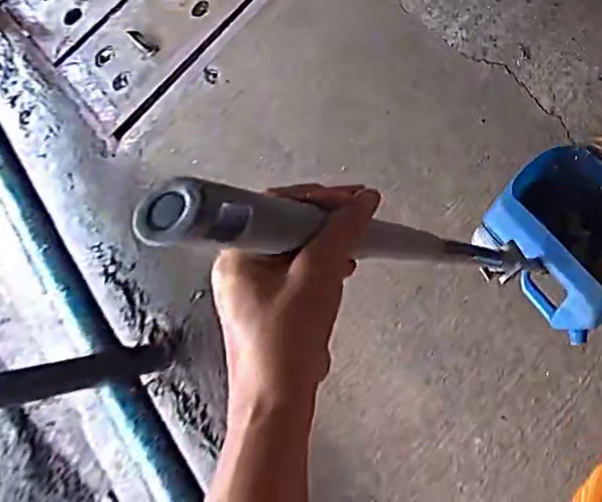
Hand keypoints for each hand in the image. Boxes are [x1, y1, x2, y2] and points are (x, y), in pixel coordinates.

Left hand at [211, 184, 378, 412]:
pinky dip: (321, 265)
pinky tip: (339, 271)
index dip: (317, 197)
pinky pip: (297, 268)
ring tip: (352, 245)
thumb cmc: (285, 343)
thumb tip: (363, 201)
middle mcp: (239, 265)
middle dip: (326, 219)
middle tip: (356, 214)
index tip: (349, 198)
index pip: (279, 202)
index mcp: (238, 252)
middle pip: (288, 222)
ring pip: (295, 246)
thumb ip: (342, 229)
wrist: (277, 405)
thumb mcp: (320, 272)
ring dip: (327, 243)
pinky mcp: (267, 304)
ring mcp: (251, 286)